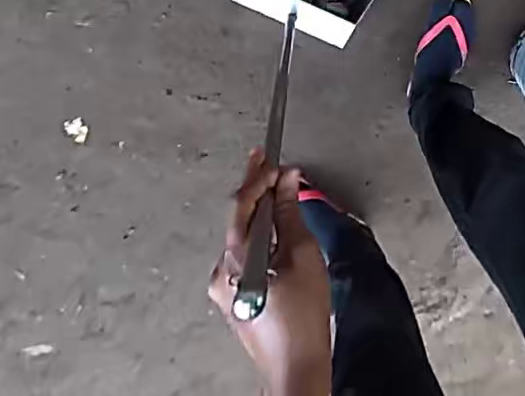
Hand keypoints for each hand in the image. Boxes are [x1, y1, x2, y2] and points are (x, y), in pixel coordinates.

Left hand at [208, 151, 331, 395]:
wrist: (296, 366)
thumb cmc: (302, 316)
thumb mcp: (302, 253)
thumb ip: (291, 212)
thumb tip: (287, 181)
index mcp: (236, 258)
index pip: (242, 203)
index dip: (259, 177)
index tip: (274, 159)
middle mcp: (222, 271)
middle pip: (238, 216)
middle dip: (255, 186)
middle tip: (263, 157)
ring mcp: (224, 285)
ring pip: (241, 233)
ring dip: (259, 208)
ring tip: (274, 185)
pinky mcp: (232, 294)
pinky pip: (243, 251)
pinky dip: (258, 230)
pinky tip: (273, 222)